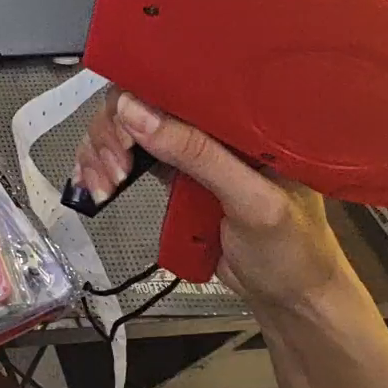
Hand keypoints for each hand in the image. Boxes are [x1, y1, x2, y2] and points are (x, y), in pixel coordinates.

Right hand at [76, 91, 352, 311]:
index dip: (136, 97)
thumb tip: (130, 109)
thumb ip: (197, 155)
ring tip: (103, 188)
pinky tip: (93, 188)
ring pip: (119, 129)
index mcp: (236, 118)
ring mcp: (183, 149)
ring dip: (98, 153)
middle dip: (111, 133)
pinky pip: (119, 156)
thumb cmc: (294, 252)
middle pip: (135, 104)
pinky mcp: (165, 173)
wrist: (293, 302)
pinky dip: (96, 168)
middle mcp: (205, 124)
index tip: (121, 131)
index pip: (172, 84)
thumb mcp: (253, 202)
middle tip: (113, 171)